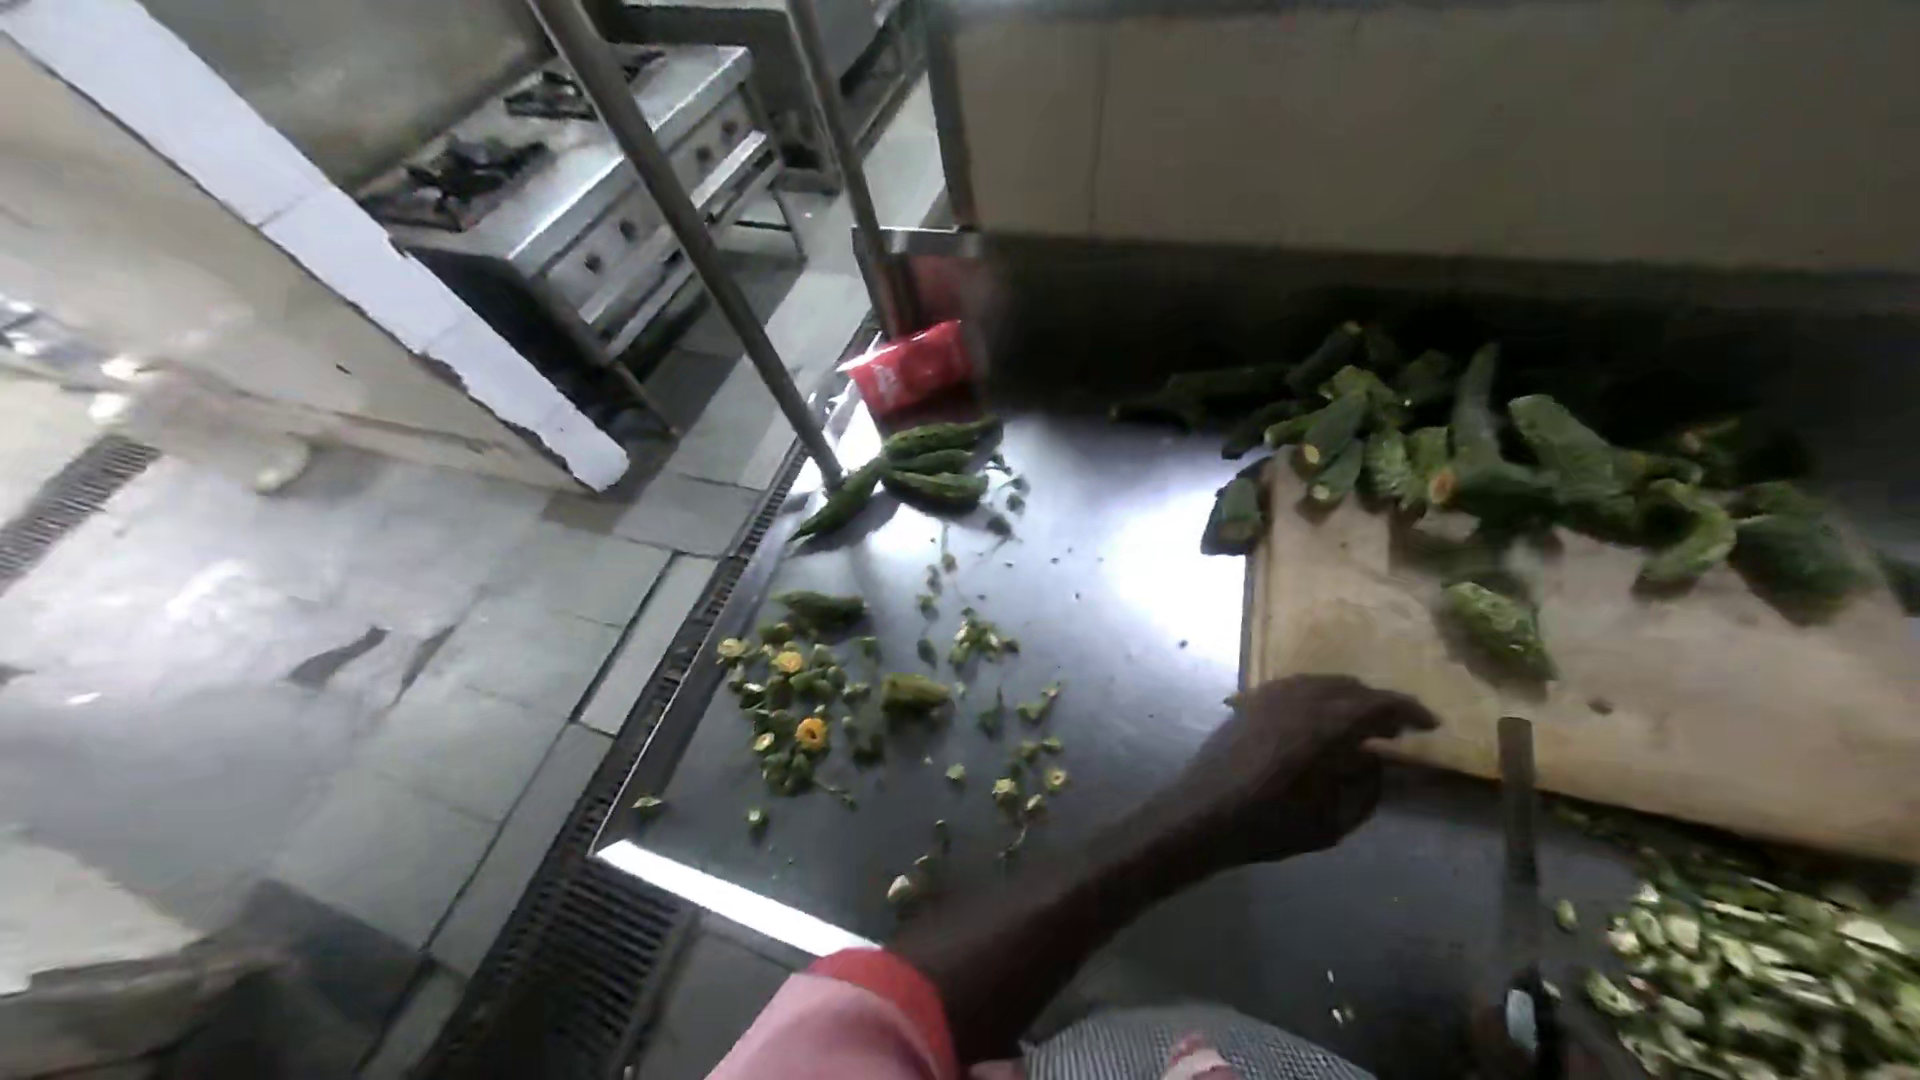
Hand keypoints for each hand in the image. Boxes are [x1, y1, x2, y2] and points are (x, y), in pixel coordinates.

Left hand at [1172, 675, 1437, 863]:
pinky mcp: (1248, 702)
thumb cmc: (1269, 825)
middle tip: (1394, 731)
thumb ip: (1366, 789)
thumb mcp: (1333, 822)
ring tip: (1358, 725)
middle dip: (1377, 705)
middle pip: (1349, 688)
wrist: (1202, 812)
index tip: (1429, 724)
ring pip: (1319, 682)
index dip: (1409, 711)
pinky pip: (1291, 687)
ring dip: (1345, 697)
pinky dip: (1315, 695)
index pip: (1379, 704)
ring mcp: (1268, 697)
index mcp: (1326, 728)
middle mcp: (1298, 701)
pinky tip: (1318, 719)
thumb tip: (1375, 762)